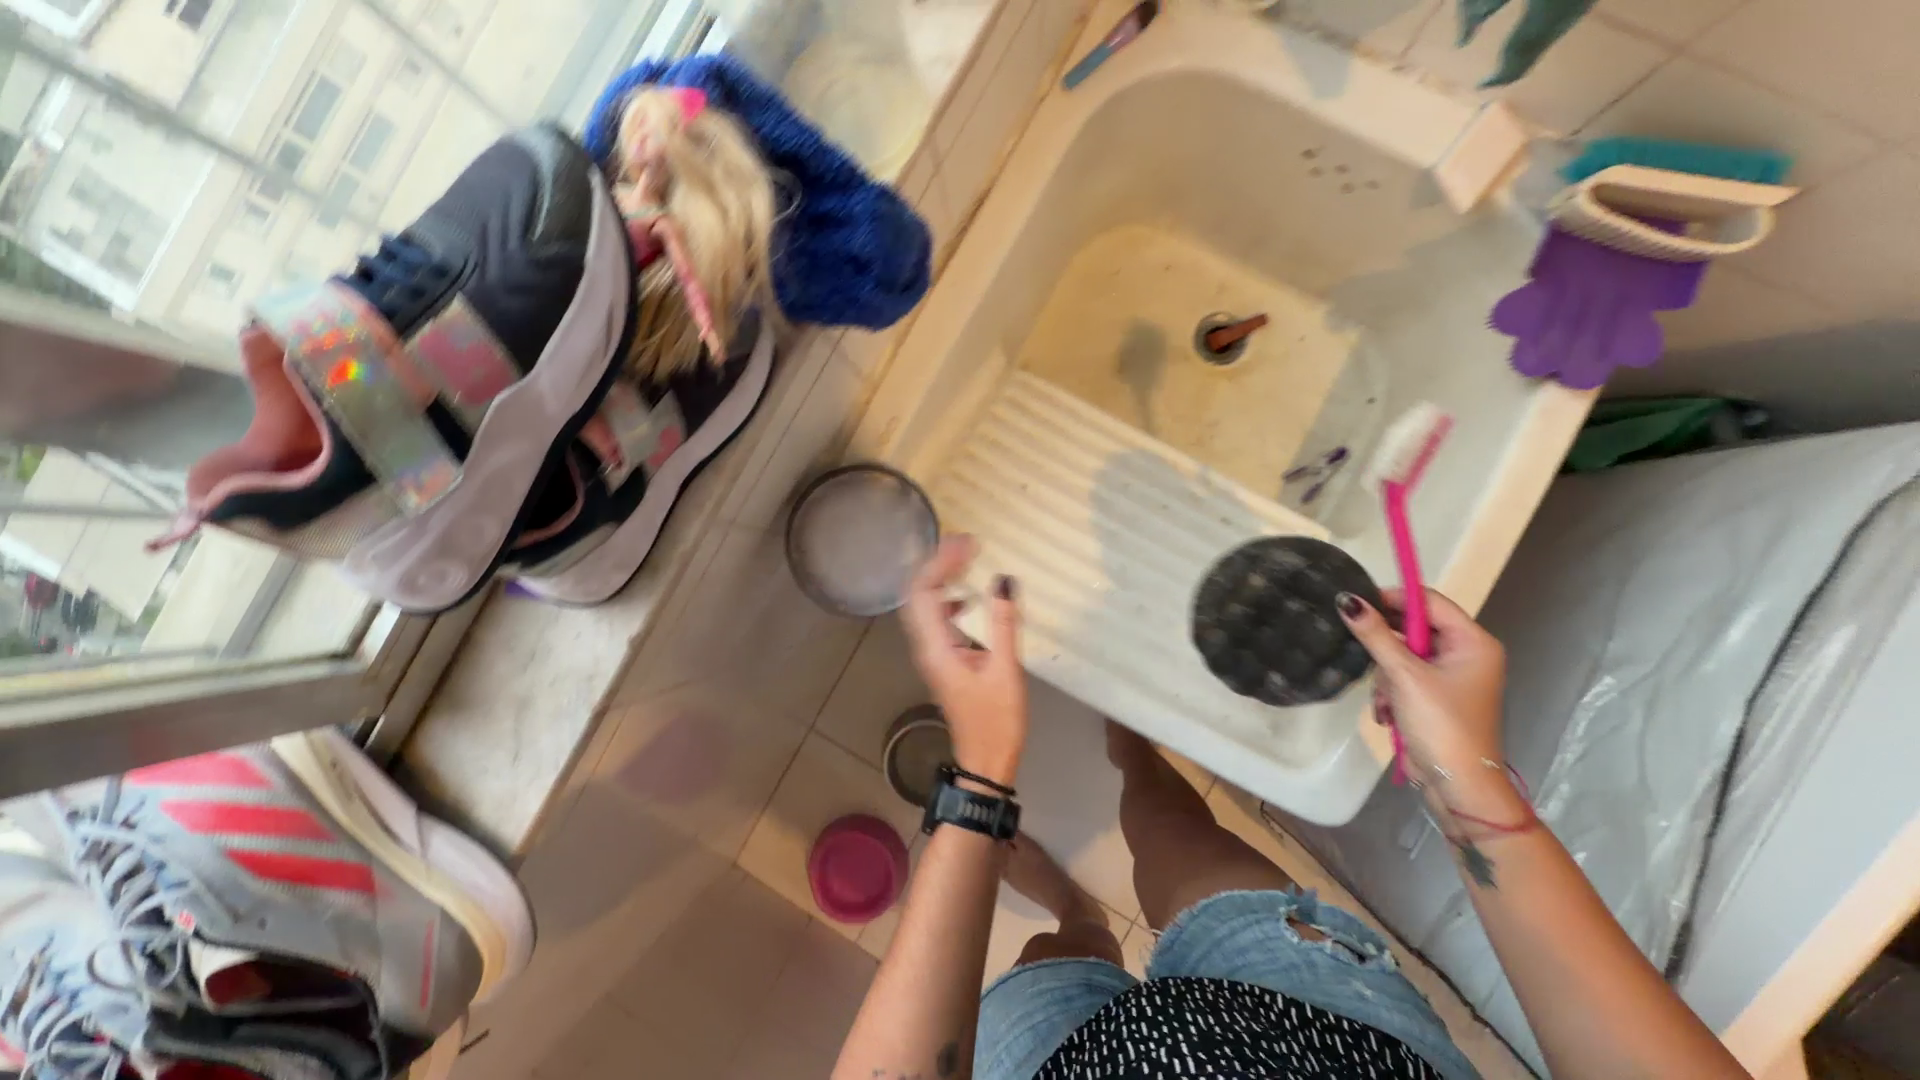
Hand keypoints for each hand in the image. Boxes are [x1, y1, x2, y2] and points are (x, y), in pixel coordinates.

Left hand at [901, 536, 1026, 785]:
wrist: (985, 761)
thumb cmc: (997, 720)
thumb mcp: (1006, 670)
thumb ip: (1003, 624)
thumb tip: (1003, 580)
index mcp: (937, 648)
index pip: (924, 592)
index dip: (942, 562)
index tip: (969, 543)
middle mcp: (926, 647)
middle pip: (917, 594)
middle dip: (938, 563)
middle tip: (968, 544)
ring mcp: (932, 654)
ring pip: (923, 605)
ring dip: (940, 578)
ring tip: (966, 559)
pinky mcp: (942, 660)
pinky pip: (935, 618)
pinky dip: (947, 597)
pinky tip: (967, 596)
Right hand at [1339, 588, 1507, 790]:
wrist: (1458, 785)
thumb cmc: (1441, 724)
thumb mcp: (1404, 676)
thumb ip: (1376, 635)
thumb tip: (1347, 600)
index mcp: (1474, 643)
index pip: (1429, 602)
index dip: (1393, 599)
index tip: (1357, 604)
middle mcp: (1467, 655)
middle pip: (1414, 630)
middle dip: (1388, 648)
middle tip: (1367, 656)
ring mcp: (1453, 678)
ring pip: (1404, 657)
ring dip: (1387, 678)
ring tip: (1386, 702)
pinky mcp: (1437, 698)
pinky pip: (1405, 679)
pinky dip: (1392, 693)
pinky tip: (1388, 714)